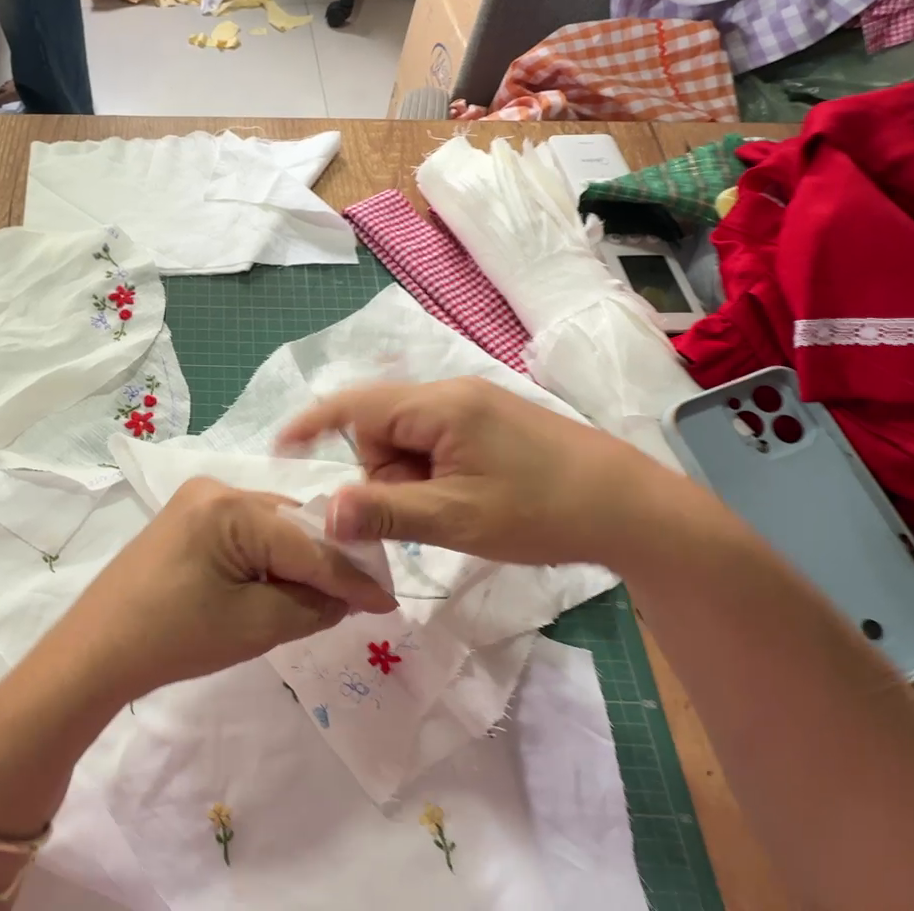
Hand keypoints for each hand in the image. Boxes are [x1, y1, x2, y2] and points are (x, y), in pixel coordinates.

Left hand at [65, 477, 398, 697]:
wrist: (96, 650)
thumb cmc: (175, 638)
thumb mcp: (256, 626)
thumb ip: (313, 605)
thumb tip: (350, 595)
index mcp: (230, 506)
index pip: (309, 543)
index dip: (353, 577)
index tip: (391, 602)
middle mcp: (215, 488)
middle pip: (292, 526)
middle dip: (327, 563)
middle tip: (364, 600)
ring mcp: (197, 501)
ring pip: (271, 528)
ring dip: (299, 560)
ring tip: (329, 598)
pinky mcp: (186, 519)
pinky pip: (245, 533)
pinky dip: (269, 558)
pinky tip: (285, 584)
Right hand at [278, 378, 711, 568]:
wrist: (633, 510)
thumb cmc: (542, 512)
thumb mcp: (456, 520)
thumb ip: (385, 512)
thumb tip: (324, 512)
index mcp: (439, 406)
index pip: (354, 407)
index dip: (311, 424)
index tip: (280, 448)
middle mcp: (452, 393)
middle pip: (380, 427)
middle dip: (384, 472)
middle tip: (421, 513)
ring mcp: (475, 405)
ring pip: (407, 438)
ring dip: (411, 477)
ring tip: (452, 511)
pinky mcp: (492, 422)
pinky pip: (436, 442)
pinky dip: (433, 473)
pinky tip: (465, 500)